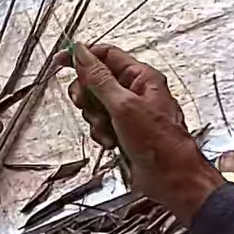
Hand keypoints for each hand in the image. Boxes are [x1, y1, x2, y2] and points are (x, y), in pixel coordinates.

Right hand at [60, 43, 222, 224]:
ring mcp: (128, 112)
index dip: (82, 56)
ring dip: (95, 119)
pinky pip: (99, 124)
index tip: (61, 60)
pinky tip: (111, 141)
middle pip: (95, 80)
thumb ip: (99, 78)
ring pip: (94, 104)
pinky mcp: (122, 130)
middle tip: (85, 103)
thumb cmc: (161, 144)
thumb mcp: (124, 105)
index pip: (105, 55)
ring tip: (108, 128)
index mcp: (141, 78)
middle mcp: (135, 92)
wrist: (172, 180)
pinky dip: (100, 133)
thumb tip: (82, 54)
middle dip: (87, 95)